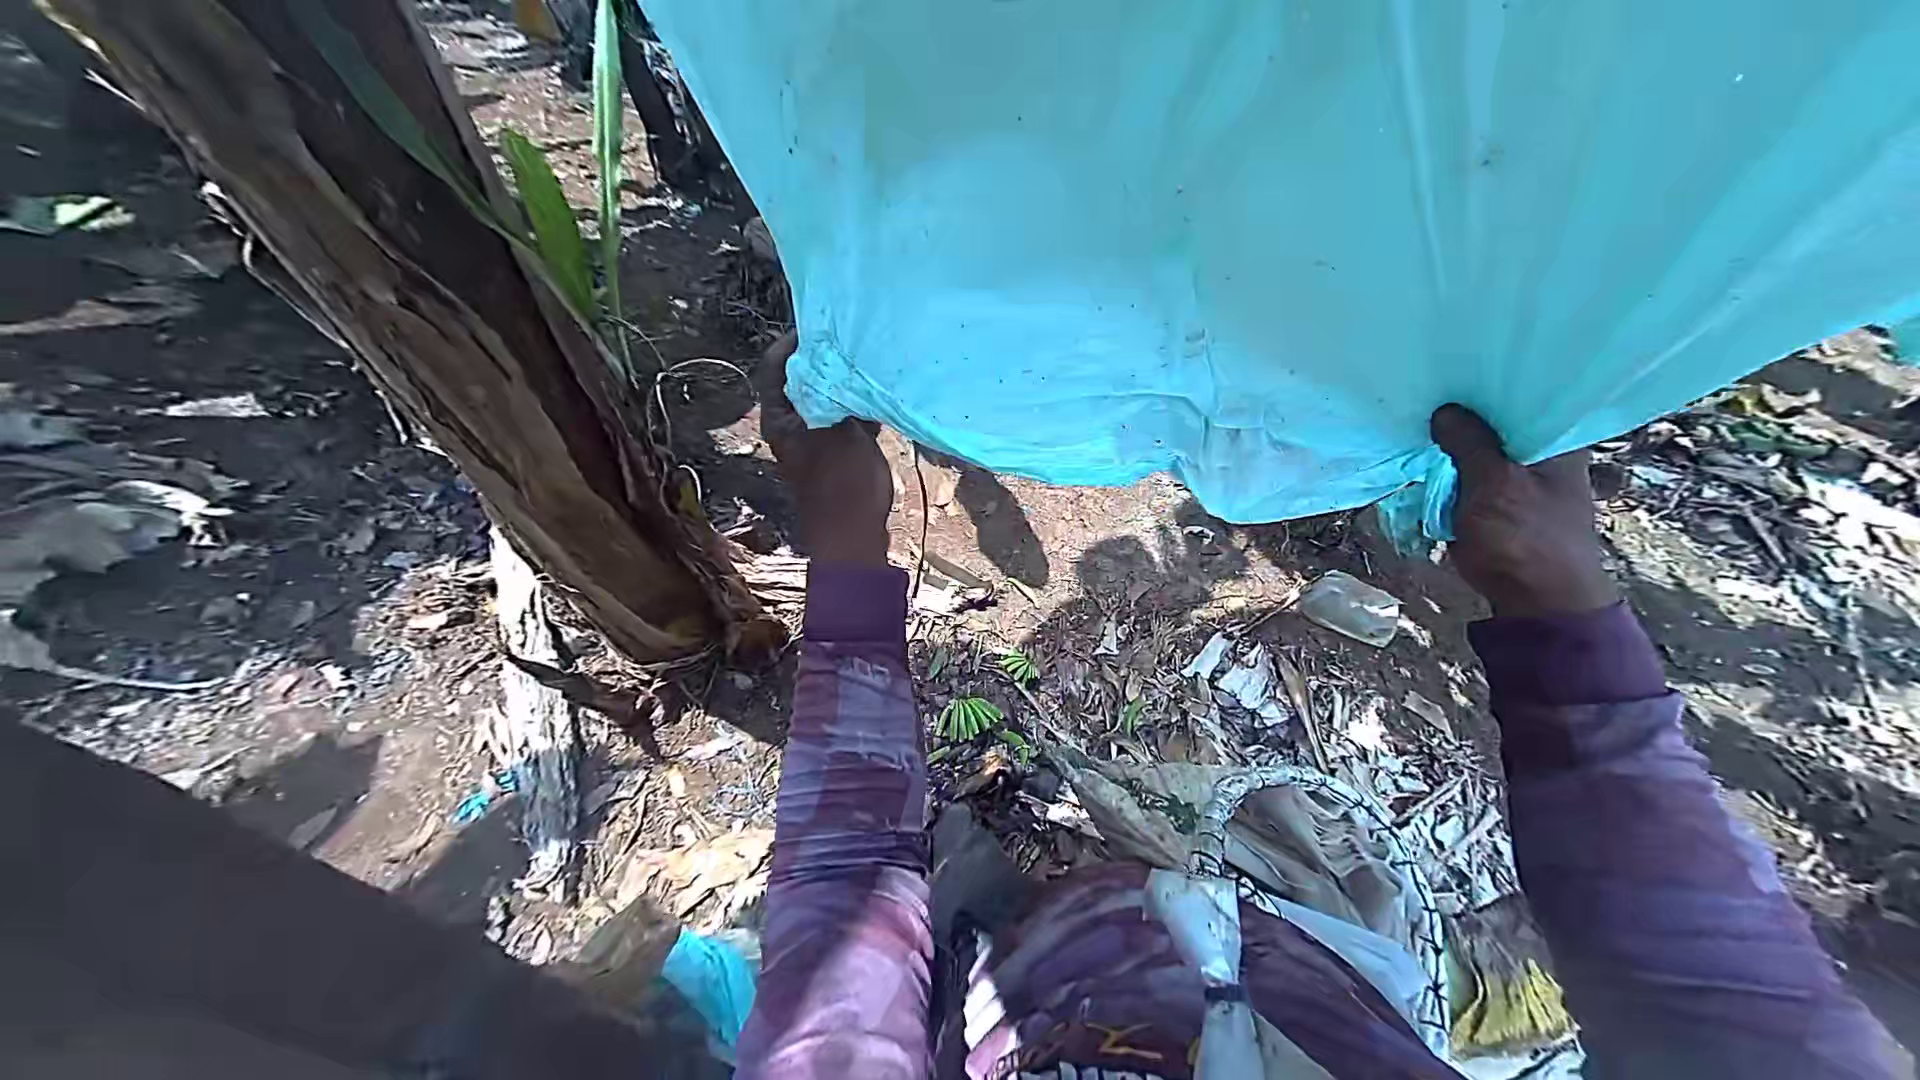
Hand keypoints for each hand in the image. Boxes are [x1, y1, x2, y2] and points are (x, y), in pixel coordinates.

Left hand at [756, 333, 893, 564]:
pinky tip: (879, 396)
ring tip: (868, 363)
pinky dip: (858, 408)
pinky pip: (845, 420)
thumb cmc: (842, 485)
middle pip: (802, 382)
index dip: (790, 344)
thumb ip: (836, 396)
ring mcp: (815, 442)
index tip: (817, 326)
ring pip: (827, 402)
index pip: (774, 369)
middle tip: (850, 340)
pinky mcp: (837, 455)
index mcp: (780, 421)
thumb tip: (836, 363)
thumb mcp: (841, 433)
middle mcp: (792, 428)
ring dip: (844, 385)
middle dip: (824, 361)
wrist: (852, 537)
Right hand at [1430, 404, 1616, 616]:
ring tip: (1417, 424)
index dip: (1491, 388)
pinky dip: (1445, 473)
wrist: (1532, 596)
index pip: (1526, 401)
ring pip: (1475, 453)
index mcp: (1556, 444)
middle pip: (1495, 427)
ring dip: (1449, 448)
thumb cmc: (1524, 536)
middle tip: (1425, 397)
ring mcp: (1514, 481)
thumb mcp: (1494, 484)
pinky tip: (1422, 460)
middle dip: (1462, 418)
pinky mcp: (1492, 503)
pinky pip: (1464, 478)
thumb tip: (1444, 410)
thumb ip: (1470, 444)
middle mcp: (1539, 457)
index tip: (1455, 376)